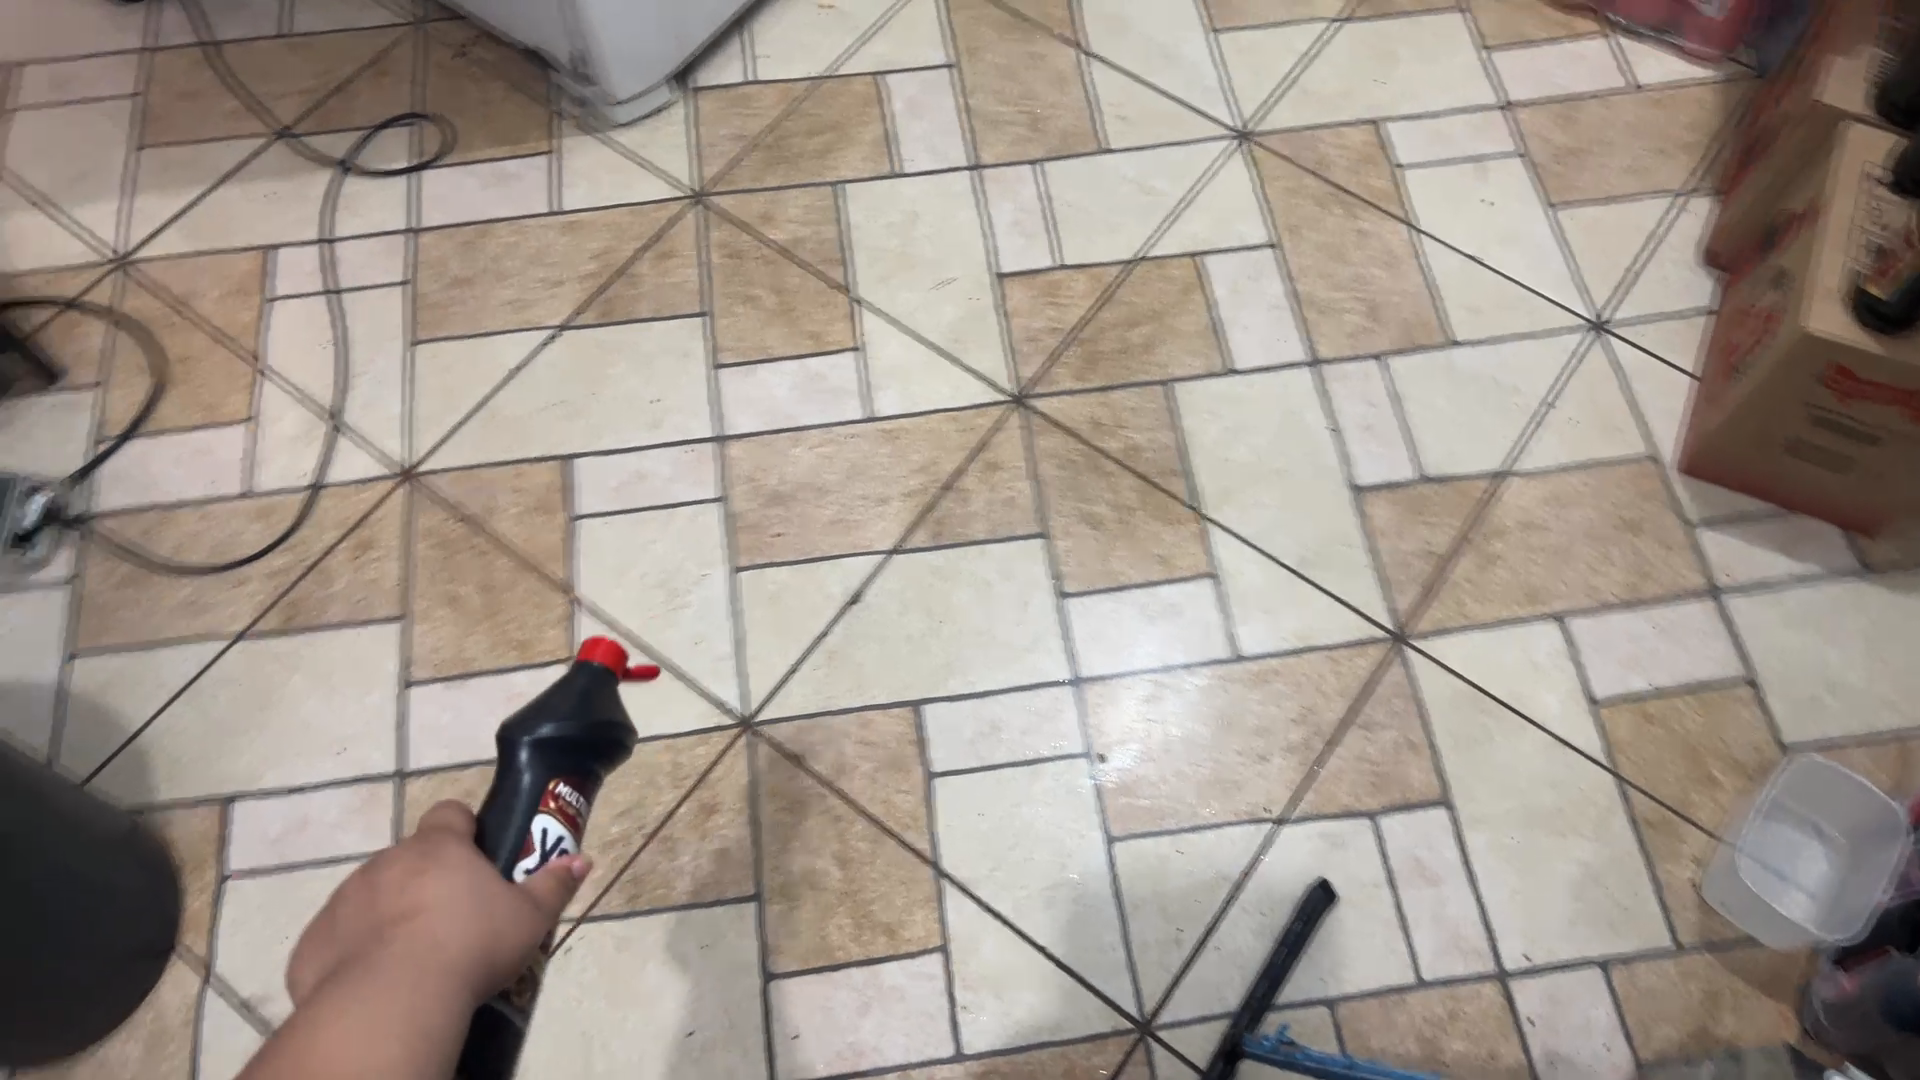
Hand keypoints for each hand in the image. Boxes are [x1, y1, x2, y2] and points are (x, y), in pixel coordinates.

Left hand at [285, 800, 590, 1009]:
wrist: (388, 1007)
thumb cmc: (469, 947)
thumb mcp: (529, 918)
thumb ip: (554, 885)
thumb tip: (582, 860)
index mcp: (438, 848)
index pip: (448, 813)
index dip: (463, 828)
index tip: (477, 853)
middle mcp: (386, 863)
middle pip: (410, 858)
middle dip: (427, 878)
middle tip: (454, 914)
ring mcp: (344, 902)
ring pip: (371, 895)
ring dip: (390, 911)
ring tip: (415, 952)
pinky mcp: (312, 944)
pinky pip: (339, 936)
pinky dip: (355, 950)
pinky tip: (377, 978)